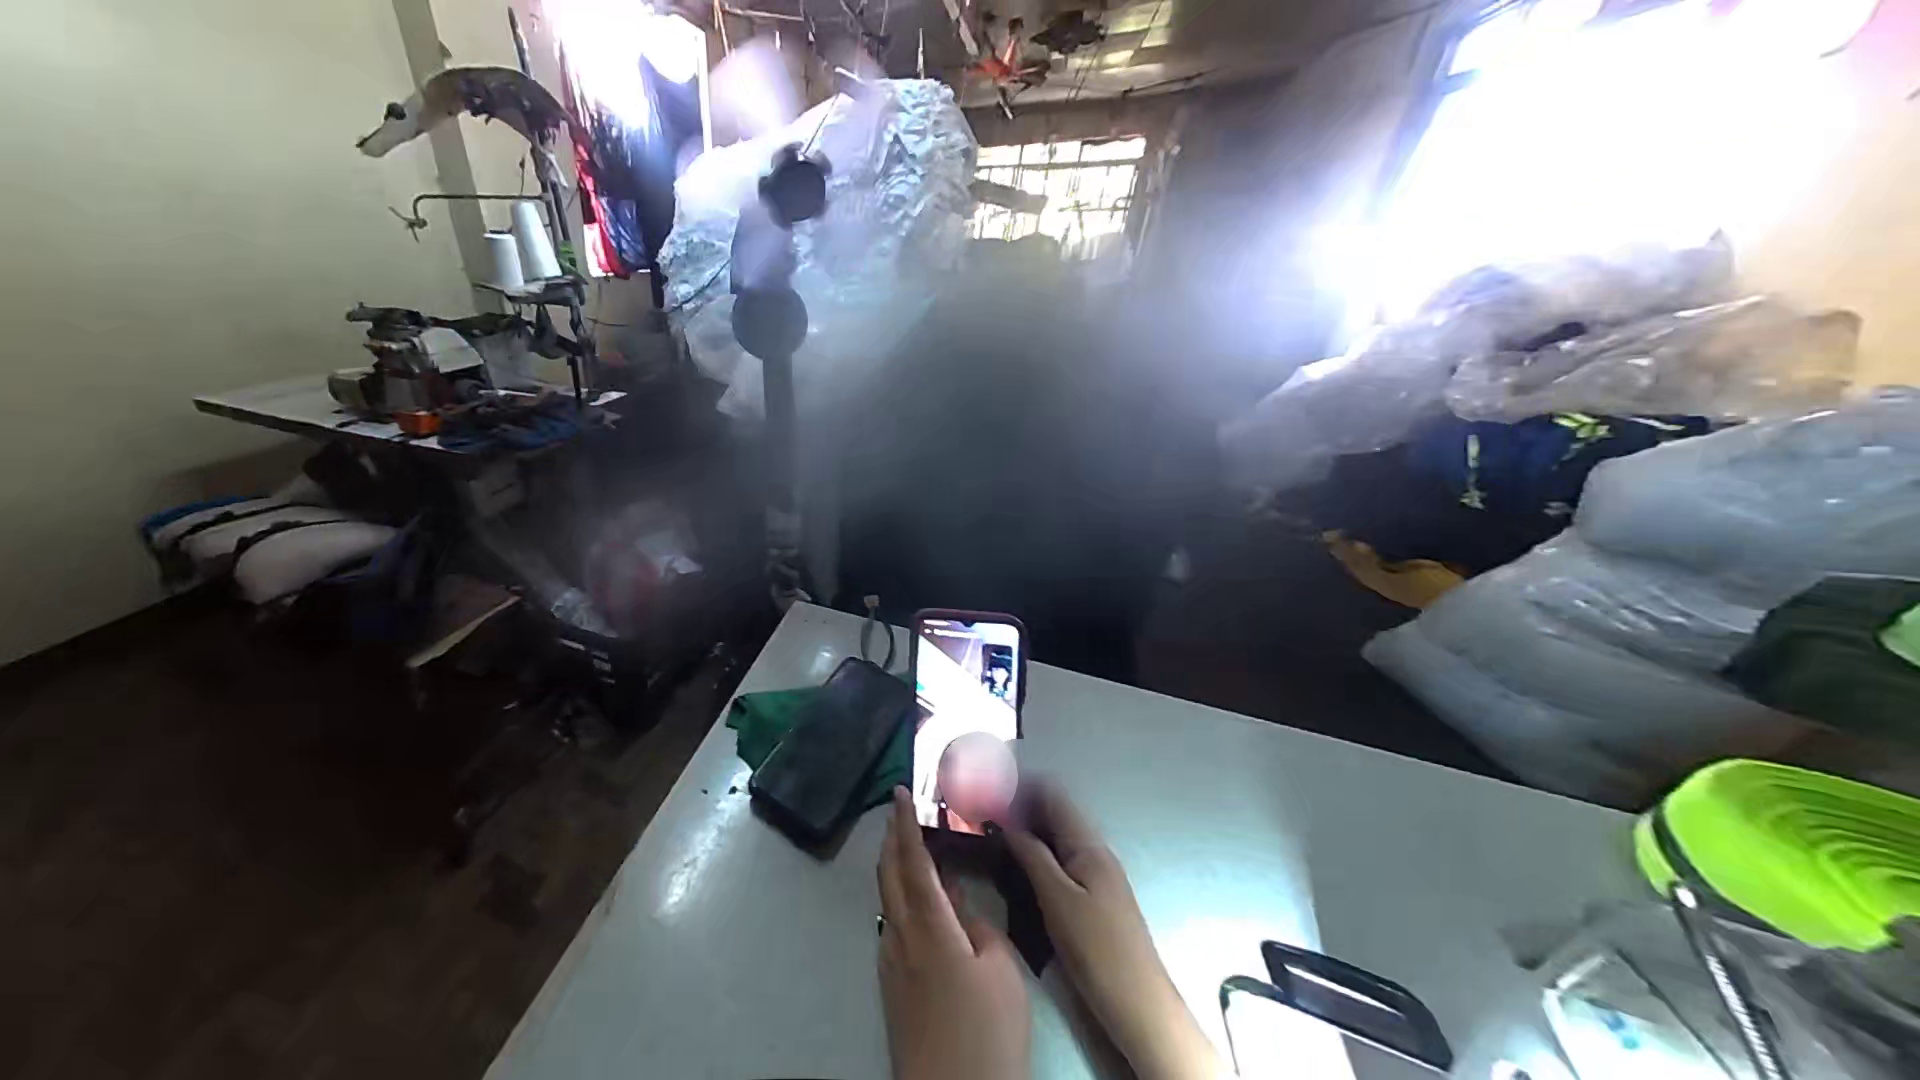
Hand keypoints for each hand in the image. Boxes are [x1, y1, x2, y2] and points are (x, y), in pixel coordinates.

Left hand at [878, 786, 1029, 1079]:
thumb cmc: (985, 1032)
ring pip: (889, 898)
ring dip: (896, 866)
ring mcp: (891, 963)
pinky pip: (894, 922)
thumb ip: (978, 928)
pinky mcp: (893, 985)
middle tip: (901, 810)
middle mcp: (900, 937)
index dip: (905, 824)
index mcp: (928, 927)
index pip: (912, 861)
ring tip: (914, 845)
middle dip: (892, 838)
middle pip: (889, 875)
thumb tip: (960, 909)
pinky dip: (904, 895)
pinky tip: (925, 901)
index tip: (899, 794)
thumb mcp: (1000, 971)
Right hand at [1004, 782, 1223, 1079]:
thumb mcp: (1058, 900)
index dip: (1023, 786)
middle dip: (1022, 805)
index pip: (1054, 796)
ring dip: (1028, 827)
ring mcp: (1096, 873)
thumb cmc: (1096, 948)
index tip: (990, 785)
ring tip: (995, 831)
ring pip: (1057, 836)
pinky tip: (1019, 862)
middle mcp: (1094, 851)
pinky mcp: (1093, 894)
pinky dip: (1038, 850)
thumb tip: (1008, 823)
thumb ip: (1034, 857)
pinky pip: (1061, 857)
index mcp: (1088, 845)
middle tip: (985, 809)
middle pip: (1055, 813)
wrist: (1137, 1000)